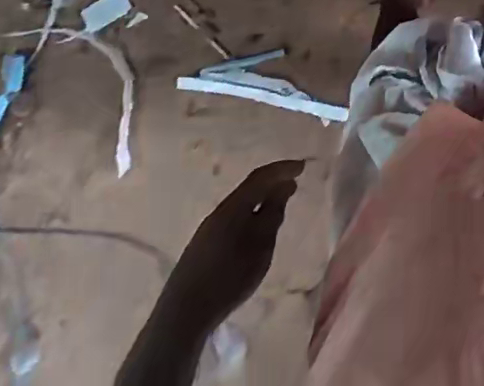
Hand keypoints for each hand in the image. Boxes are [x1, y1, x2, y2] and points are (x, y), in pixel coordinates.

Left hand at [158, 160, 303, 330]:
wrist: (181, 317)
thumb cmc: (228, 278)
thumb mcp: (260, 246)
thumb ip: (273, 214)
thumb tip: (283, 187)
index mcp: (232, 208)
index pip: (260, 178)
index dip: (282, 169)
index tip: (303, 166)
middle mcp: (218, 214)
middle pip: (248, 189)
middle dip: (272, 183)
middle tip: (294, 184)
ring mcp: (206, 231)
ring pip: (239, 205)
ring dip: (260, 200)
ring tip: (278, 205)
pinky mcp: (201, 247)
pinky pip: (232, 219)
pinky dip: (249, 215)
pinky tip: (254, 228)